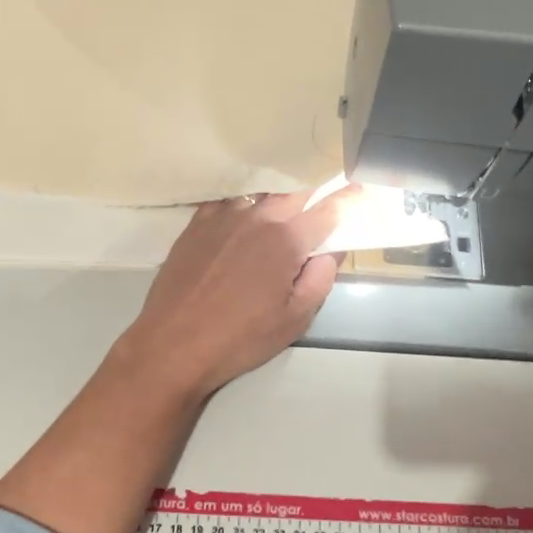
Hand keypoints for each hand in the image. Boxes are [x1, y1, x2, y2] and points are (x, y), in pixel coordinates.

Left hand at [111, 189, 351, 398]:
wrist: (173, 344)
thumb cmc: (240, 338)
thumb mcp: (294, 320)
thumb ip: (320, 280)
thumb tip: (330, 253)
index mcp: (286, 241)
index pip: (328, 211)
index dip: (347, 199)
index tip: (359, 188)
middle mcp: (257, 218)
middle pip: (294, 196)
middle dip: (312, 200)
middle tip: (318, 213)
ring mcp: (223, 218)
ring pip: (260, 198)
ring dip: (276, 204)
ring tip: (278, 221)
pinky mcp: (196, 225)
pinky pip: (228, 205)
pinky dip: (242, 209)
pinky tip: (240, 225)